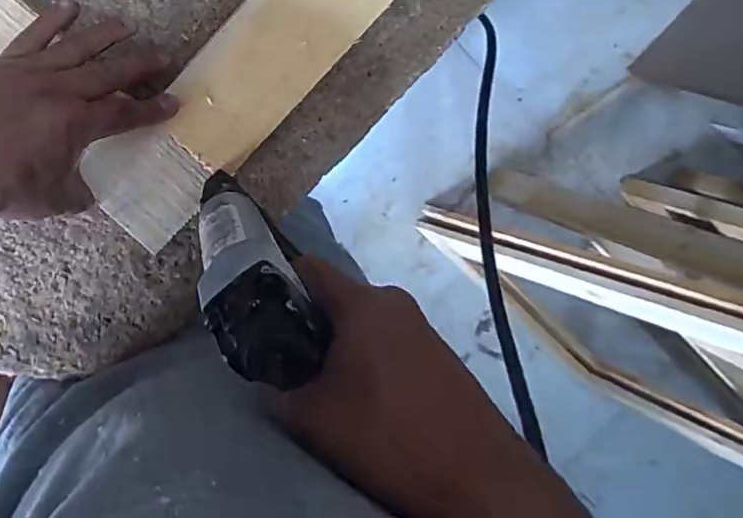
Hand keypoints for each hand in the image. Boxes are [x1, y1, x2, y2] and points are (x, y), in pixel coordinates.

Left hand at [0, 2, 179, 221]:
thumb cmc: (0, 188)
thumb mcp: (51, 201)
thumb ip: (80, 193)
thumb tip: (93, 191)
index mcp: (76, 123)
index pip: (125, 111)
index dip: (151, 108)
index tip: (173, 103)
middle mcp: (62, 90)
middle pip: (112, 70)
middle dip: (143, 63)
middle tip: (165, 55)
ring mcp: (34, 72)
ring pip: (79, 46)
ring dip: (108, 33)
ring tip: (129, 24)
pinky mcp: (8, 64)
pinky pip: (35, 35)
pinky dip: (53, 19)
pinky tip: (72, 5)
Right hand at [272, 258, 586, 517]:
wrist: (479, 475)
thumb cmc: (390, 436)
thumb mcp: (319, 421)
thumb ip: (280, 397)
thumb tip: (263, 386)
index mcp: (362, 303)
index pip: (311, 267)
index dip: (282, 280)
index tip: (265, 310)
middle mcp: (392, 301)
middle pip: (339, 298)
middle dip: (314, 325)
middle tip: (296, 362)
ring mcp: (420, 323)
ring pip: (366, 321)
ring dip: (345, 345)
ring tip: (334, 387)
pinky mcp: (439, 349)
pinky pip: (393, 338)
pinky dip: (374, 357)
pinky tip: (373, 399)